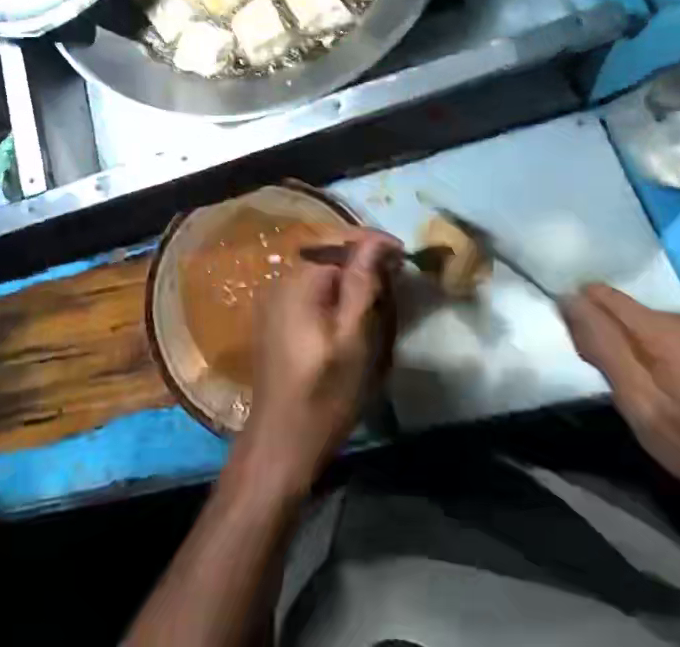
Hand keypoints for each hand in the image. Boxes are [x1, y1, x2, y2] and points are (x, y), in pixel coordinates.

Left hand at [237, 229, 399, 494]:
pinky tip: (352, 324)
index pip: (341, 243)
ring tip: (379, 307)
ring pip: (322, 277)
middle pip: (330, 257)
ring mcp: (273, 301)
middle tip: (396, 287)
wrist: (283, 439)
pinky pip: (311, 296)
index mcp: (298, 279)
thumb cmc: (326, 391)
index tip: (406, 259)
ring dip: (351, 285)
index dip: (375, 246)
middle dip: (364, 266)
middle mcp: (280, 280)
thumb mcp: (354, 337)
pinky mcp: (275, 321)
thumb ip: (363, 283)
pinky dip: (335, 301)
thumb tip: (378, 240)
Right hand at [562, 282, 679, 528]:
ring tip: (636, 389)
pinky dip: (657, 354)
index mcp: (661, 327)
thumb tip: (568, 299)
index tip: (573, 348)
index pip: (598, 294)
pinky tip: (670, 390)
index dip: (576, 311)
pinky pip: (672, 337)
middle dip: (603, 332)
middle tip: (606, 381)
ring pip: (647, 325)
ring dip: (632, 346)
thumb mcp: (643, 406)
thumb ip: (603, 348)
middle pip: (622, 309)